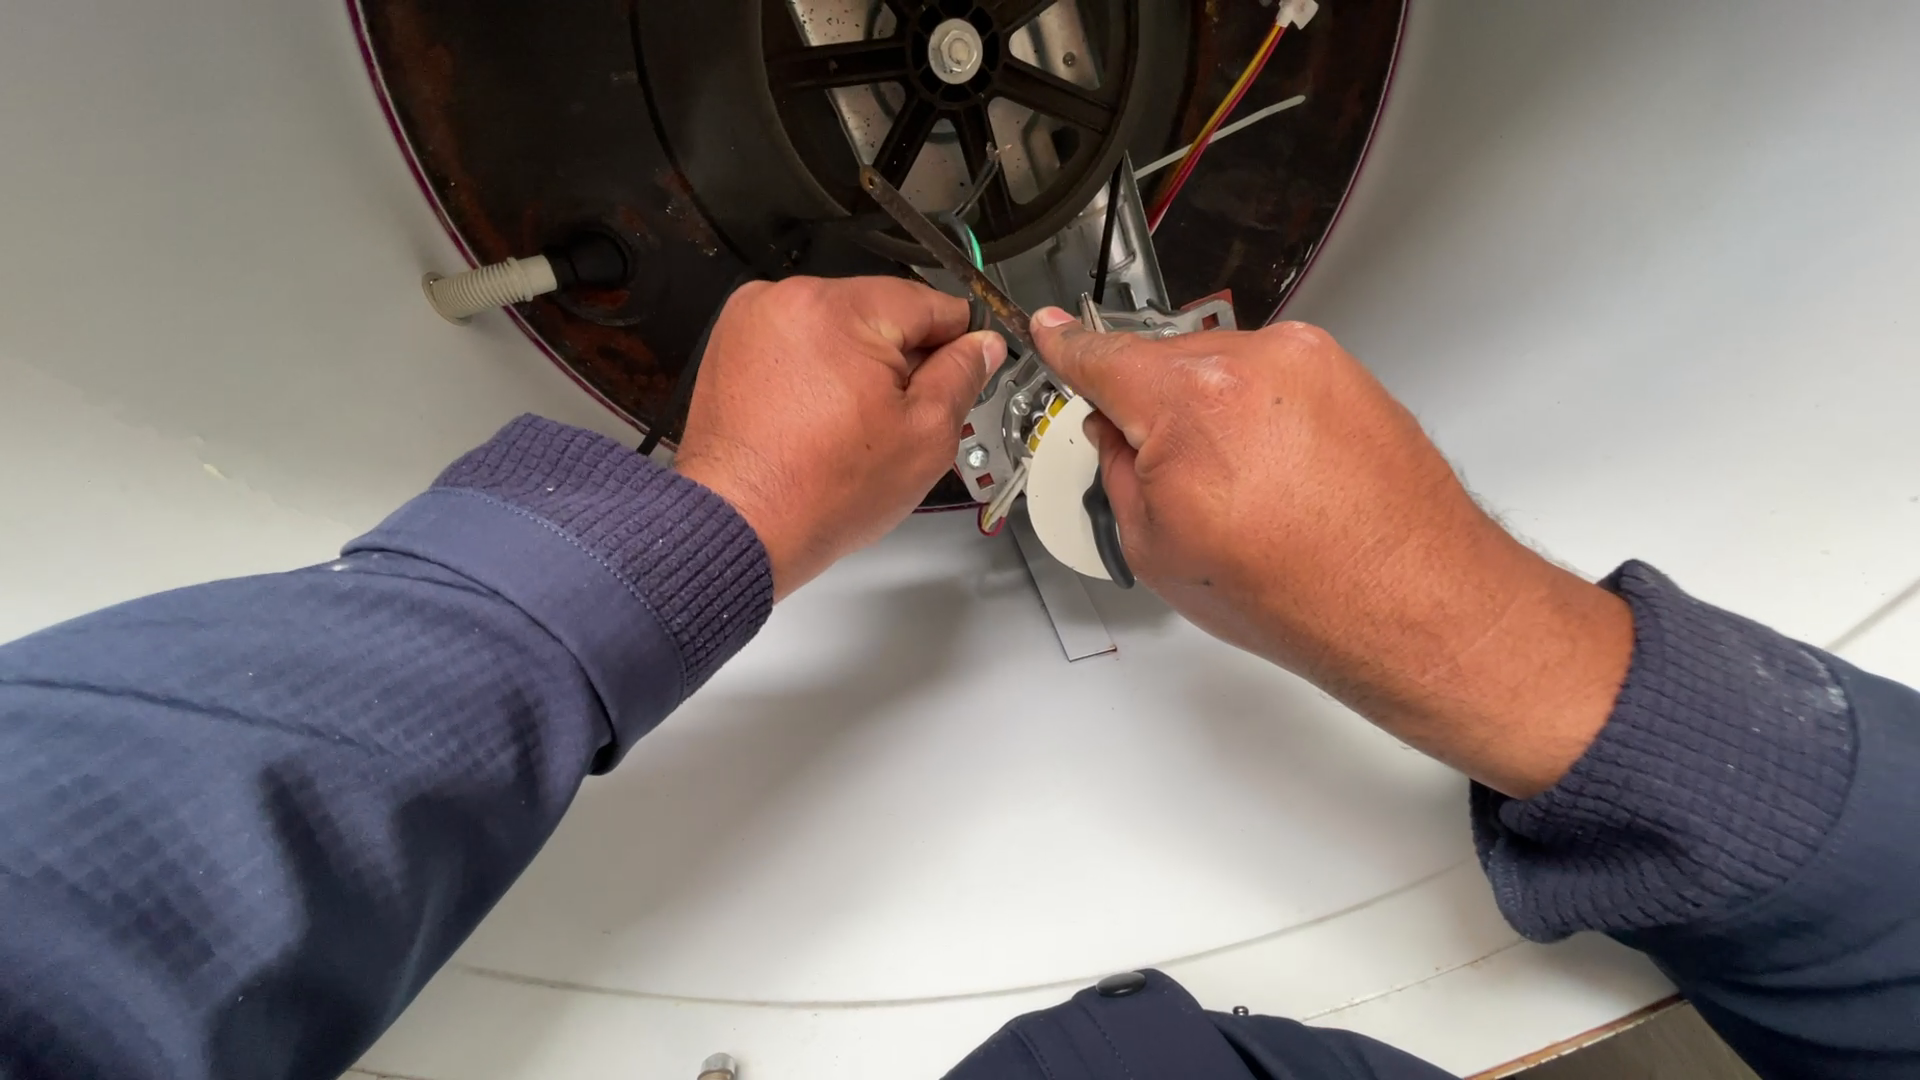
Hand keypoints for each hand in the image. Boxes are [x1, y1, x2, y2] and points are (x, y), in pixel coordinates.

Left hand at [675, 277, 1004, 599]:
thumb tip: (981, 346)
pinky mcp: (734, 346)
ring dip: (859, 367)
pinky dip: (819, 376)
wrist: (740, 527)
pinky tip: (821, 422)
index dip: (956, 341)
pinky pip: (800, 347)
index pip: (929, 301)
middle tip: (902, 419)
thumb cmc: (819, 494)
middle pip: (881, 314)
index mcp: (840, 309)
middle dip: (902, 361)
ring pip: (840, 330)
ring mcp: (754, 320)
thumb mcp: (924, 436)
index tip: (962, 370)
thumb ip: (961, 377)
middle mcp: (788, 299)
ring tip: (853, 429)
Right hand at [1031, 308, 1631, 796]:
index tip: (1053, 332)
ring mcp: (1307, 362)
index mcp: (1189, 403)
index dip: (1067, 347)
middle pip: (1162, 366)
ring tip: (1238, 493)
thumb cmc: (1298, 593)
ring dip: (1205, 417)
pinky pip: (1267, 380)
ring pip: (1216, 372)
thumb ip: (1119, 472)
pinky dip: (1251, 417)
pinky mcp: (1344, 373)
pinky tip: (1270, 479)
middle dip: (1148, 411)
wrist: (1413, 604)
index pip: (1103, 358)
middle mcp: (1251, 364)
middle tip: (1163, 476)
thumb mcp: (1157, 547)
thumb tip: (1115, 437)